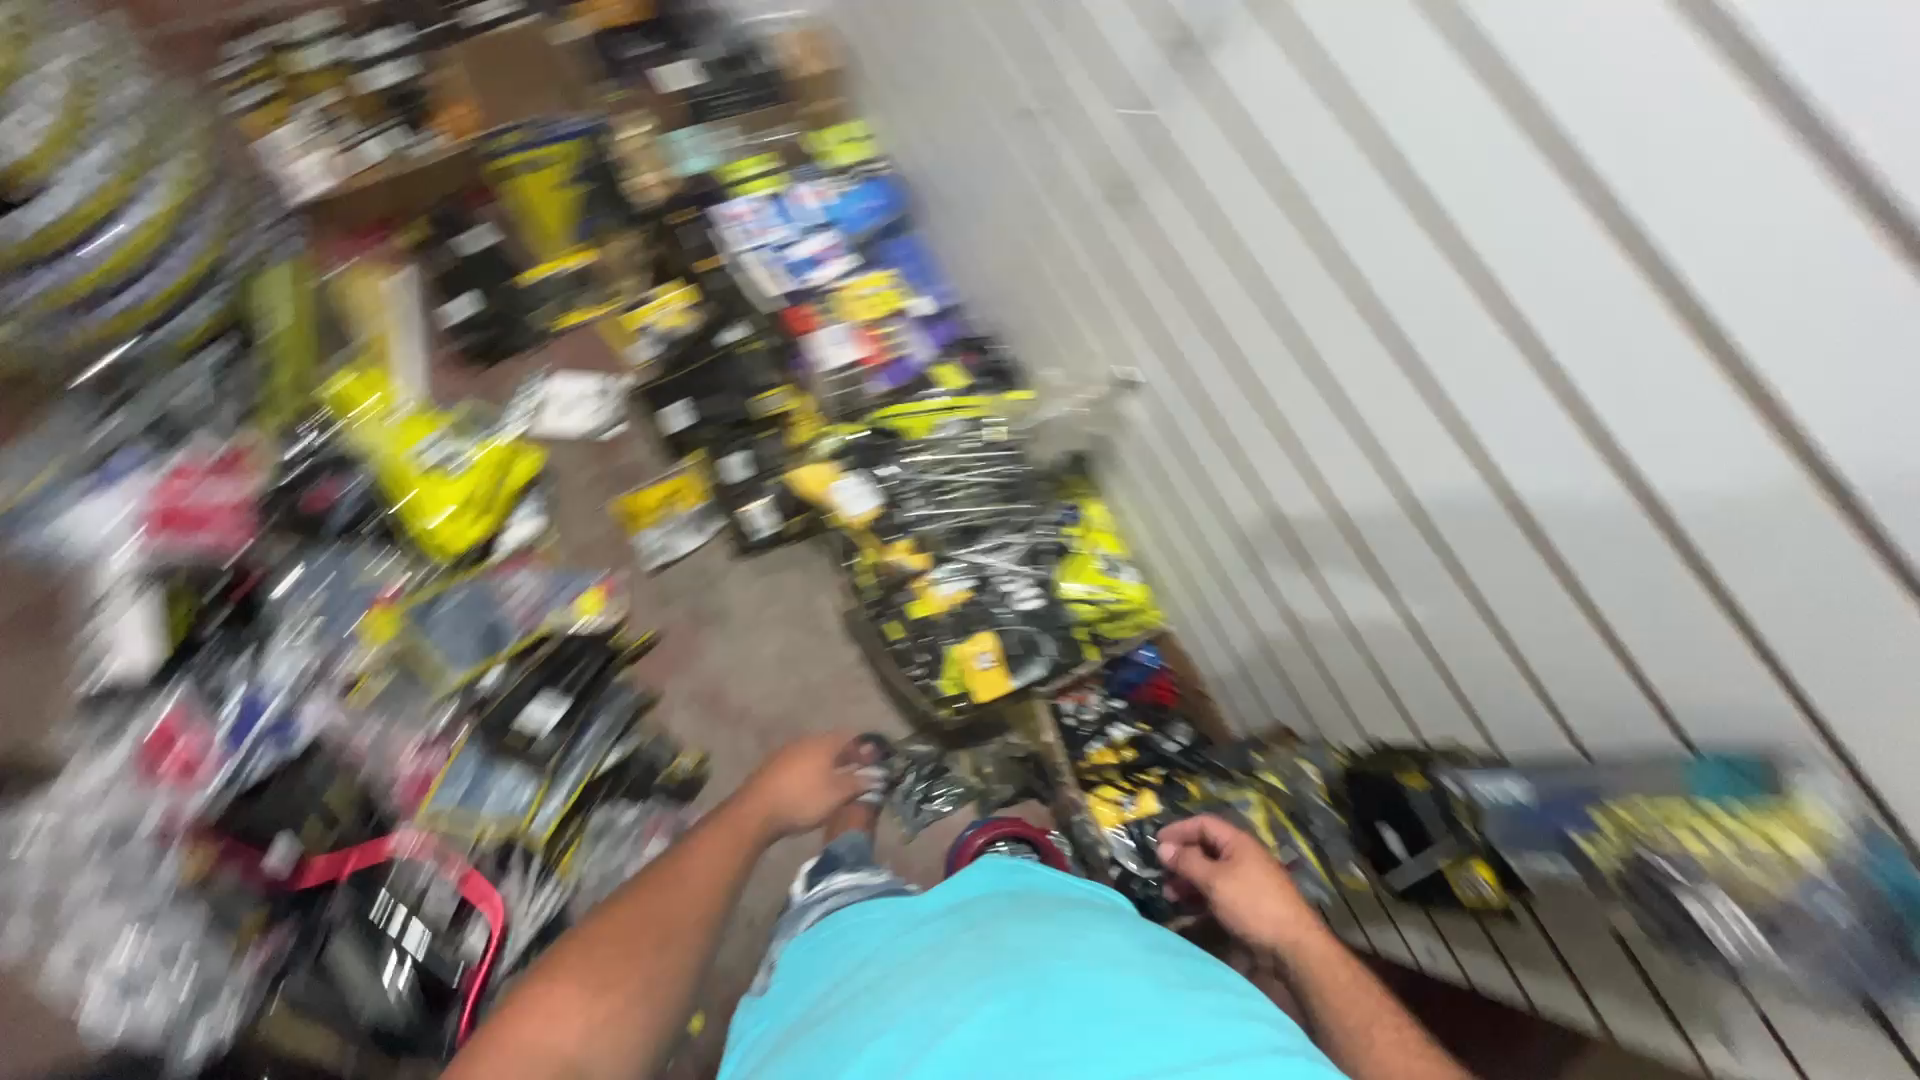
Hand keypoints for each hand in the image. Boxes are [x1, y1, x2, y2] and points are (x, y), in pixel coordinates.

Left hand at [729, 731, 887, 839]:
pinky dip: (811, 772)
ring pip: (815, 754)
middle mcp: (806, 741)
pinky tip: (811, 788)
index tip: (873, 764)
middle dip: (847, 757)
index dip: (864, 749)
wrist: (755, 811)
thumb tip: (877, 776)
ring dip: (828, 765)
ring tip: (836, 784)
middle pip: (833, 744)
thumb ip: (859, 783)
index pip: (851, 737)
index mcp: (824, 743)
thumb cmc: (803, 799)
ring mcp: (787, 752)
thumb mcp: (837, 794)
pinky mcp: (773, 766)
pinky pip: (800, 763)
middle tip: (857, 775)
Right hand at [1157, 814, 1331, 957]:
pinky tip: (1187, 908)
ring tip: (1170, 895)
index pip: (1203, 824)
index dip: (1179, 830)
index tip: (1156, 842)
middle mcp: (1242, 856)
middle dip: (1181, 859)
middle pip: (1205, 848)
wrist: (1293, 947)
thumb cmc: (1252, 904)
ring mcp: (1246, 881)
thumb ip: (1187, 862)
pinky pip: (1217, 892)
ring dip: (1188, 880)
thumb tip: (1163, 847)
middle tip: (1161, 873)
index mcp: (1238, 842)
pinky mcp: (1247, 904)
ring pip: (1209, 872)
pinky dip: (1200, 896)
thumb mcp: (1215, 880)